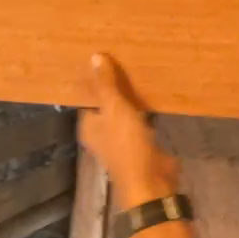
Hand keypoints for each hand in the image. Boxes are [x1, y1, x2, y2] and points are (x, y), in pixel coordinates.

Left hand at [80, 53, 178, 209]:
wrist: (151, 180)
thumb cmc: (126, 144)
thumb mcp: (114, 109)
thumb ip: (105, 85)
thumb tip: (94, 57)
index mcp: (88, 126)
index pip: (86, 98)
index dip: (94, 80)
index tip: (104, 58)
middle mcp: (101, 133)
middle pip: (105, 105)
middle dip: (113, 87)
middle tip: (124, 59)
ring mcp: (121, 139)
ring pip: (122, 112)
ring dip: (129, 98)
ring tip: (138, 71)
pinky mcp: (140, 143)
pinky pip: (139, 120)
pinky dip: (143, 109)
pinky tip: (152, 94)